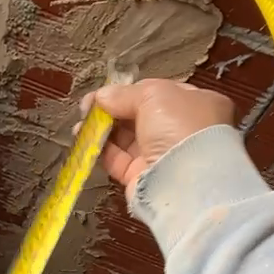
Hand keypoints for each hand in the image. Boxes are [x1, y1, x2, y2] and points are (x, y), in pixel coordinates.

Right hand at [80, 79, 235, 193]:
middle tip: (86, 109)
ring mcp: (159, 155)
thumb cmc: (178, 127)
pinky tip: (84, 142)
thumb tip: (101, 96)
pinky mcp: (141, 177)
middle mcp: (178, 129)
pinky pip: (118, 160)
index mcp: (193, 103)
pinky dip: (101, 150)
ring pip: (125, 138)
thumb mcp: (154, 96)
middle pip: (137, 116)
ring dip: (101, 130)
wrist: (184, 181)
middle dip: (110, 111)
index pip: (156, 93)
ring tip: (80, 127)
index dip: (128, 92)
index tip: (104, 93)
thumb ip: (125, 94)